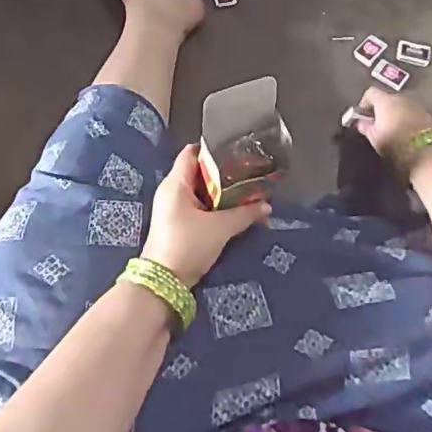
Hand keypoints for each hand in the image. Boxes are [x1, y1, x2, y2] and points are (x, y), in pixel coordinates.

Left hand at [141, 145, 269, 287]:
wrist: (164, 282)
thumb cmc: (188, 245)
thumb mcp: (220, 228)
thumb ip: (244, 214)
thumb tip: (267, 206)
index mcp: (175, 183)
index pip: (191, 152)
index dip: (212, 149)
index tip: (236, 152)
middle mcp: (171, 191)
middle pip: (198, 172)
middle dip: (223, 174)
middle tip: (248, 174)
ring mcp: (171, 208)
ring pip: (199, 191)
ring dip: (220, 193)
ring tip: (245, 193)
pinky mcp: (176, 223)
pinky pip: (197, 206)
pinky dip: (213, 206)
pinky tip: (232, 212)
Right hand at [352, 87, 431, 161]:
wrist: (428, 153)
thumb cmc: (395, 143)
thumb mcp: (375, 138)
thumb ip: (366, 127)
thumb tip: (361, 122)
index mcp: (386, 101)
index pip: (371, 93)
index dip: (364, 103)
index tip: (362, 116)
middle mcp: (402, 99)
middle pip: (387, 99)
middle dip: (380, 110)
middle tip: (376, 125)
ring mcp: (417, 106)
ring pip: (400, 106)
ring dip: (394, 114)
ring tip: (391, 130)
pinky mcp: (428, 116)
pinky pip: (412, 114)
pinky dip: (406, 119)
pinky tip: (405, 133)